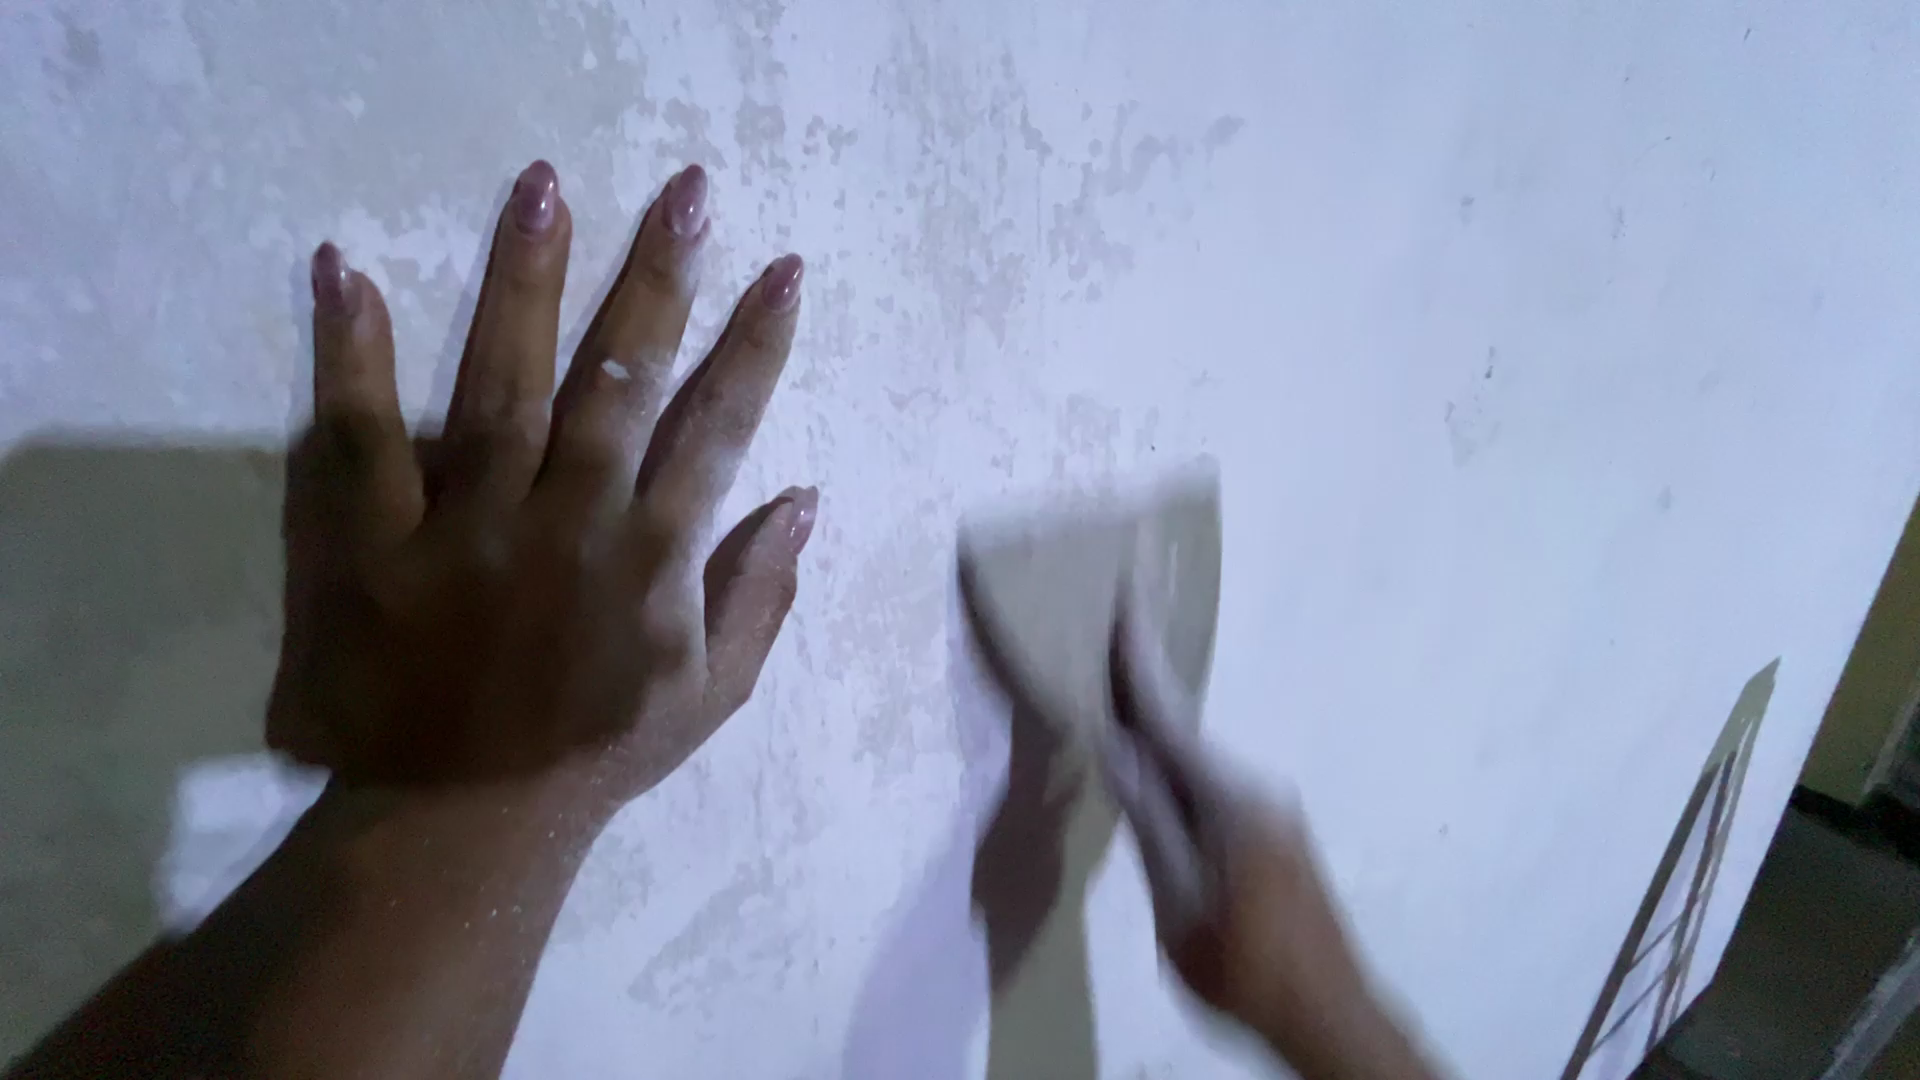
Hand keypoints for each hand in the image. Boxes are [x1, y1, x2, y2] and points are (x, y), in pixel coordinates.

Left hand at [268, 159, 815, 803]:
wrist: (463, 819)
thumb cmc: (604, 748)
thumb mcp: (719, 689)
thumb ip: (764, 590)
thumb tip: (806, 498)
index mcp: (657, 551)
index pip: (721, 423)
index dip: (757, 343)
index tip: (783, 272)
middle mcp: (573, 515)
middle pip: (622, 376)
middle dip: (663, 278)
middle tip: (687, 191)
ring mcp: (467, 522)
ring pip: (502, 381)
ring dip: (527, 279)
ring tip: (544, 187)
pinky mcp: (369, 542)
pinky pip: (356, 439)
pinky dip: (349, 356)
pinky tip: (346, 269)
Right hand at [1096, 594, 1438, 1079]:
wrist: (1332, 1019)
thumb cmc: (1245, 965)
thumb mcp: (1178, 900)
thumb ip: (1149, 818)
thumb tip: (1116, 746)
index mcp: (1229, 797)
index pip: (1169, 714)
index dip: (1141, 659)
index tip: (1127, 600)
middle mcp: (1252, 784)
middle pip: (1182, 723)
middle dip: (1145, 676)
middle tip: (1115, 627)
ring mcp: (1266, 804)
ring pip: (1193, 751)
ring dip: (1154, 718)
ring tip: (1114, 687)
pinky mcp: (1268, 826)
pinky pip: (1205, 774)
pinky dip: (1171, 754)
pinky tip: (1150, 753)